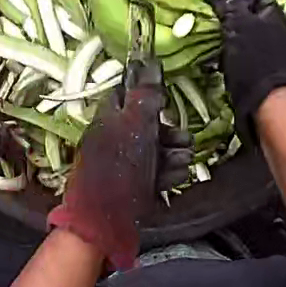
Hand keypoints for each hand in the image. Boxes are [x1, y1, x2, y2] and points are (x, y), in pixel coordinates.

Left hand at [48, 57, 165, 270]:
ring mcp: (122, 164)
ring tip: (181, 161)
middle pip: (148, 125)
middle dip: (170, 131)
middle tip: (182, 139)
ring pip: (155, 150)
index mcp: (107, 120)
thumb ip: (145, 97)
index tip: (167, 98)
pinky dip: (167, 174)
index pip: (127, 94)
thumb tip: (150, 63)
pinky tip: (175, 177)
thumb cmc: (119, 171)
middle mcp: (113, 139)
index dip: (148, 93)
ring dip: (173, 154)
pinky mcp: (132, 187)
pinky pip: (154, 173)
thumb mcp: (136, 128)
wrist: (104, 223)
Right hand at [210, 0, 285, 120]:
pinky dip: (233, 56)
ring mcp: (273, 52)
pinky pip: (246, 55)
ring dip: (230, 39)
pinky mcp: (265, 70)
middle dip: (231, 20)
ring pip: (247, 37)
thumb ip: (230, 3)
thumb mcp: (237, 25)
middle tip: (211, 24)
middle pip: (250, 18)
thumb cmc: (252, 58)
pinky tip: (220, 62)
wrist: (263, 99)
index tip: (216, 5)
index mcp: (275, 15)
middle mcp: (279, 31)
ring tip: (212, 44)